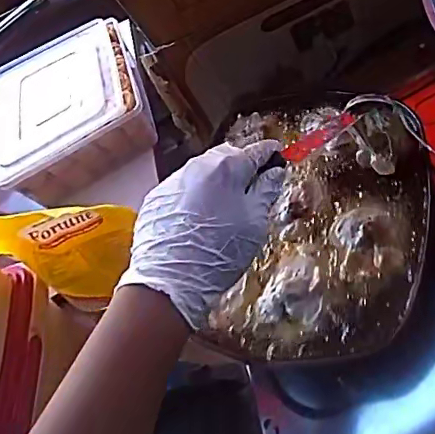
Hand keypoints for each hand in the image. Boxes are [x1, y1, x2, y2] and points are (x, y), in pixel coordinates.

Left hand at [118, 141, 284, 329]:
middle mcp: (201, 164)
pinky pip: (183, 185)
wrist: (167, 284)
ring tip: (221, 205)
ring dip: (217, 179)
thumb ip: (267, 190)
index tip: (278, 159)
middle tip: (250, 189)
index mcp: (230, 166)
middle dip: (242, 166)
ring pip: (205, 169)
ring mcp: (175, 179)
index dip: (272, 154)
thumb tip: (276, 171)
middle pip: (229, 155)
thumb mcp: (255, 222)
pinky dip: (195, 193)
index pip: (259, 149)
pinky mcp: (156, 197)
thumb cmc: (219, 252)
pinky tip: (197, 217)